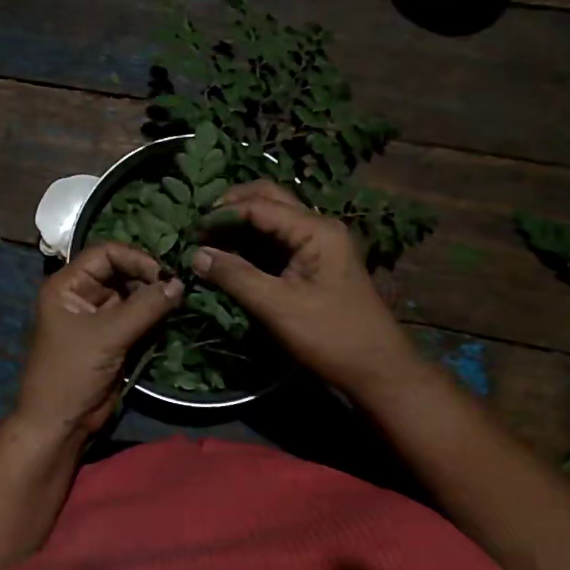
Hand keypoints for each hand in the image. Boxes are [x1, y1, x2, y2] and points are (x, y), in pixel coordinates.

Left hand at [15, 242, 182, 434]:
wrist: (60, 423)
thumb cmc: (71, 372)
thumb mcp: (108, 336)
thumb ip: (144, 307)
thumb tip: (179, 283)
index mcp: (67, 285)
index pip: (105, 254)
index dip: (135, 258)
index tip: (164, 274)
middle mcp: (81, 294)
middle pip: (120, 271)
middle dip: (148, 277)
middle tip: (178, 287)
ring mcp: (98, 316)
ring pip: (131, 294)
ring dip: (154, 297)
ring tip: (181, 299)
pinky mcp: (112, 337)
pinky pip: (136, 316)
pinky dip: (154, 315)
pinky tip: (173, 314)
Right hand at [189, 180, 413, 389]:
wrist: (378, 370)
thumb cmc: (330, 336)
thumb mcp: (276, 306)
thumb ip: (234, 276)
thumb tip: (196, 255)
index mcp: (315, 230)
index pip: (258, 205)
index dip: (221, 213)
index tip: (190, 230)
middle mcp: (318, 226)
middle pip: (268, 199)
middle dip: (230, 207)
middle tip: (198, 225)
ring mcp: (318, 243)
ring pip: (271, 217)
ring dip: (239, 223)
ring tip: (206, 238)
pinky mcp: (314, 261)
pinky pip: (276, 238)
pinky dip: (250, 241)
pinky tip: (228, 254)